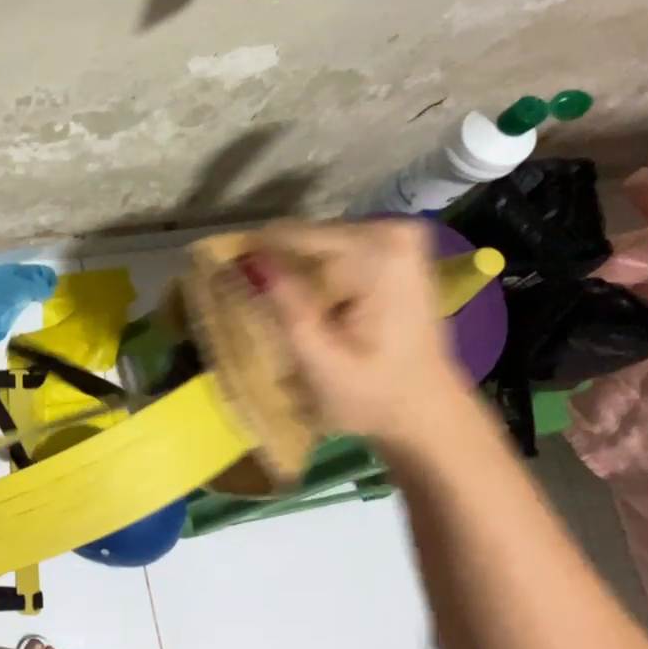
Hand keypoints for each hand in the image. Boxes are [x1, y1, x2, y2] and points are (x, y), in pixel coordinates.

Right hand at [253, 220, 472, 446]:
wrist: (427, 412)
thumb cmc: (374, 394)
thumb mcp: (320, 358)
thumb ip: (287, 306)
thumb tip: (248, 262)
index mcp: (382, 256)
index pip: (299, 237)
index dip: (256, 254)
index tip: (220, 271)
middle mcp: (394, 235)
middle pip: (307, 237)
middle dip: (273, 262)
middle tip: (240, 292)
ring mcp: (397, 243)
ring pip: (315, 243)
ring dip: (286, 269)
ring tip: (261, 298)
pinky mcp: (393, 257)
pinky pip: (333, 253)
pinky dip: (307, 273)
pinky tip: (294, 301)